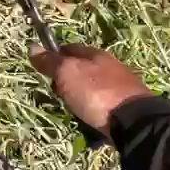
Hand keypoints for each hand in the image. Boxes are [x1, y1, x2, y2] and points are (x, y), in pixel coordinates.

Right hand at [29, 44, 154, 133]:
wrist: (137, 123)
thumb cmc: (96, 92)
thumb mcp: (66, 73)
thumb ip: (50, 61)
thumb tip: (33, 47)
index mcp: (96, 54)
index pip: (69, 48)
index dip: (54, 56)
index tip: (44, 69)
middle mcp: (111, 67)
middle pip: (81, 69)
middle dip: (67, 79)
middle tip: (56, 92)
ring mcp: (122, 88)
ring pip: (92, 87)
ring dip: (81, 95)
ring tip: (72, 108)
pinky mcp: (128, 107)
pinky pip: (103, 104)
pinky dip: (94, 108)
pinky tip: (90, 116)